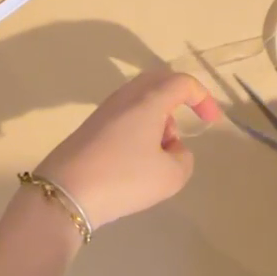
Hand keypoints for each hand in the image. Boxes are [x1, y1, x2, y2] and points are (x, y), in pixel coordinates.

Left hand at [36, 69, 223, 226]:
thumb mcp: (171, 176)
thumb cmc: (124, 179)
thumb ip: (183, 158)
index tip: (211, 122)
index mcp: (149, 100)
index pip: (182, 83)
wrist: (65, 193)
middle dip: (177, 98)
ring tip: (161, 150)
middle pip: (157, 82)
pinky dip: (139, 128)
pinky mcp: (89, 129)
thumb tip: (172, 148)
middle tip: (186, 122)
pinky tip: (137, 158)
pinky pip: (124, 116)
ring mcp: (103, 112)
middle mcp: (125, 98)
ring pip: (139, 99)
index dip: (203, 98)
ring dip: (157, 117)